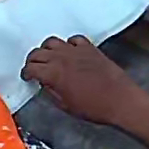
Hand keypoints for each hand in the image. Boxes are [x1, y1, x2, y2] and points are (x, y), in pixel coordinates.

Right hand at [21, 35, 148, 128]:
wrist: (121, 101)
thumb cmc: (94, 108)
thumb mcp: (66, 105)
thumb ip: (51, 91)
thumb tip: (44, 83)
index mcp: (53, 73)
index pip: (30, 68)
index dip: (26, 73)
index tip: (27, 77)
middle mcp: (61, 57)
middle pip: (37, 52)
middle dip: (32, 61)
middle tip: (34, 68)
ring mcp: (76, 50)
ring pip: (52, 41)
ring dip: (47, 49)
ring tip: (49, 57)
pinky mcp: (90, 48)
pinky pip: (73, 39)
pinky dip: (69, 44)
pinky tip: (71, 52)